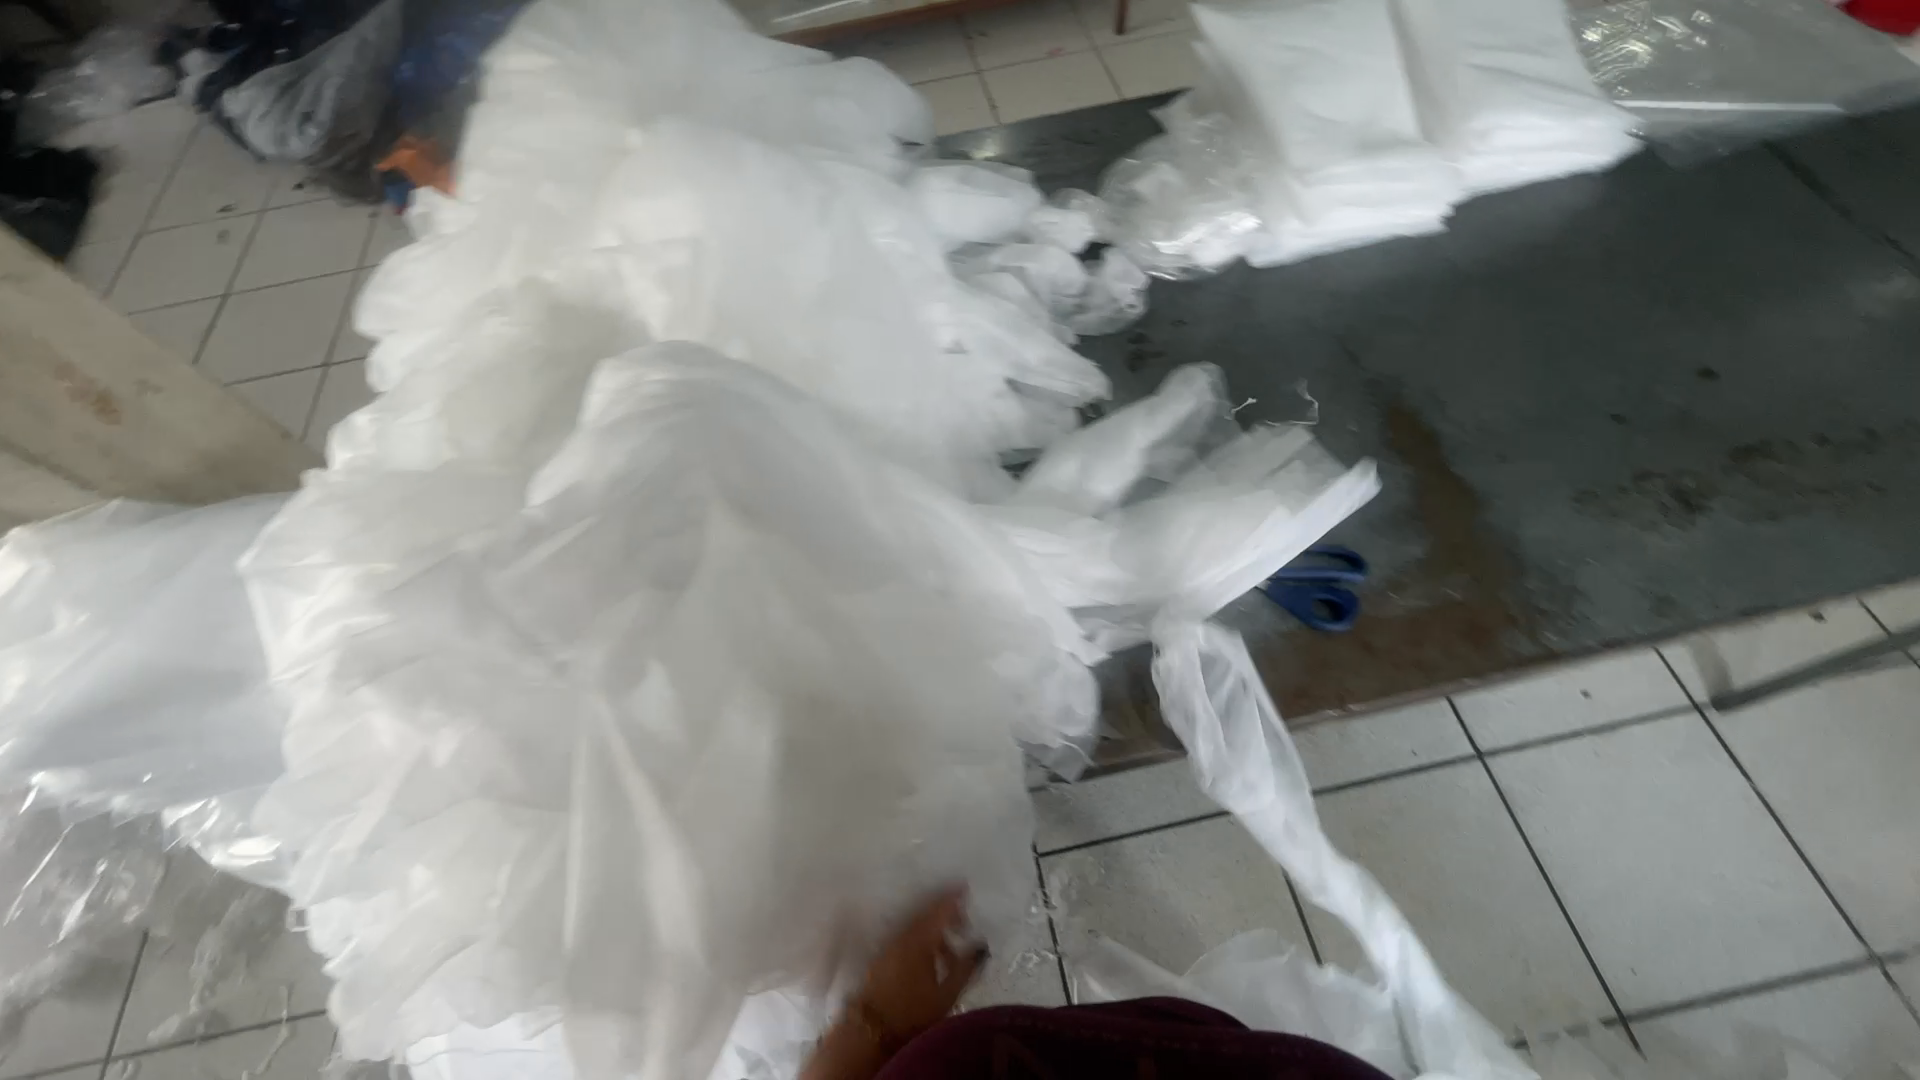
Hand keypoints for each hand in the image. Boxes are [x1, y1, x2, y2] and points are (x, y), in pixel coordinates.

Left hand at [850, 887, 986, 1043]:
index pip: (939, 909)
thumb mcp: (946, 995)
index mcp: (920, 938)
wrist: (869, 1030)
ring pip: (916, 925)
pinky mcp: (882, 956)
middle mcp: (903, 934)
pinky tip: (929, 957)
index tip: (965, 888)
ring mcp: (890, 944)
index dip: (953, 897)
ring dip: (933, 929)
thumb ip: (965, 968)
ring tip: (949, 949)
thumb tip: (980, 947)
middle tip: (963, 924)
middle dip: (945, 913)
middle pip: (926, 913)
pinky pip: (906, 935)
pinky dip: (920, 938)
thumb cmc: (911, 1014)